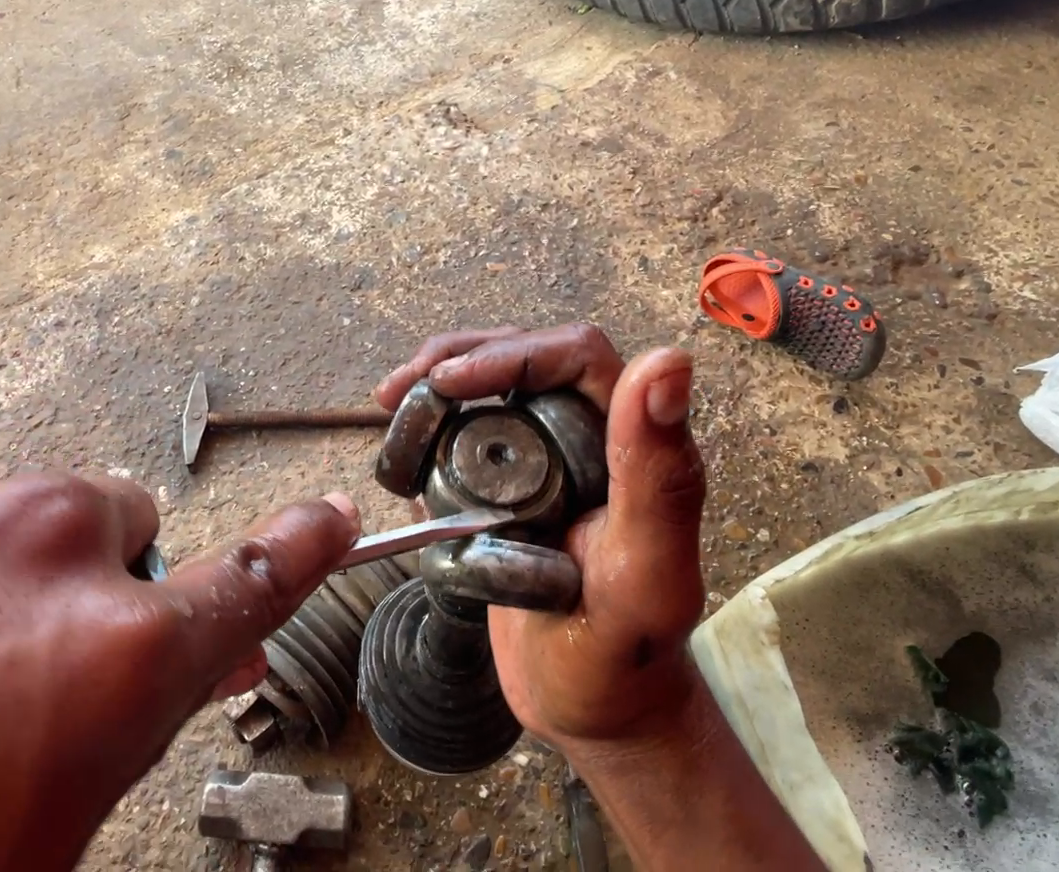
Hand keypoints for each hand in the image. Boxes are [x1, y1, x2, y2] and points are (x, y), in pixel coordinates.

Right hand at [373, 324, 706, 748]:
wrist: (587, 703)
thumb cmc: (623, 655)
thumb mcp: (644, 575)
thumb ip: (657, 476)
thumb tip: (667, 360)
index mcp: (635, 445)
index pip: (575, 356)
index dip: (510, 355)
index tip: (447, 382)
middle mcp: (590, 438)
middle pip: (523, 357)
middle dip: (457, 359)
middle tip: (399, 389)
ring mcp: (546, 461)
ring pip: (489, 390)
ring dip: (435, 388)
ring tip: (391, 406)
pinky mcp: (509, 487)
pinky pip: (466, 434)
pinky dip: (429, 429)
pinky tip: (403, 447)